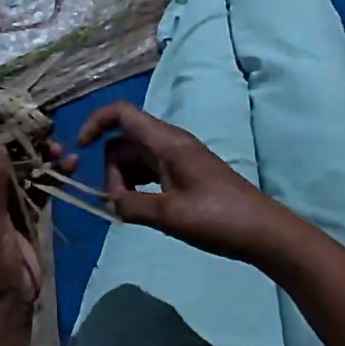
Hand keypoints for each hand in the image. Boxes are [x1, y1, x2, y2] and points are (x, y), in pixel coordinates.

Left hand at [0, 144, 70, 328]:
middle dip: (24, 146)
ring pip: (25, 173)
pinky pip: (41, 190)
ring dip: (41, 160)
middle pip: (5, 160)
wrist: (6, 306)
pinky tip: (70, 165)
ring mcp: (8, 204)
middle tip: (46, 132)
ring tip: (60, 148)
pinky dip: (53, 178)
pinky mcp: (28, 215)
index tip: (17, 117)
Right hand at [76, 101, 296, 262]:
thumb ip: (131, 206)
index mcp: (166, 142)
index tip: (80, 148)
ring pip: (133, 159)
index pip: (121, 113)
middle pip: (122, 142)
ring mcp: (177, 158)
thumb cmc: (219, 219)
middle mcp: (169, 143)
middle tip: (121, 205)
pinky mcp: (183, 174)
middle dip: (111, 170)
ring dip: (124, 181)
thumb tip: (110, 204)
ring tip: (133, 211)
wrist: (264, 233)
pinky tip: (143, 209)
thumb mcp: (169, 215)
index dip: (95, 123)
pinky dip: (137, 186)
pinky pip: (147, 171)